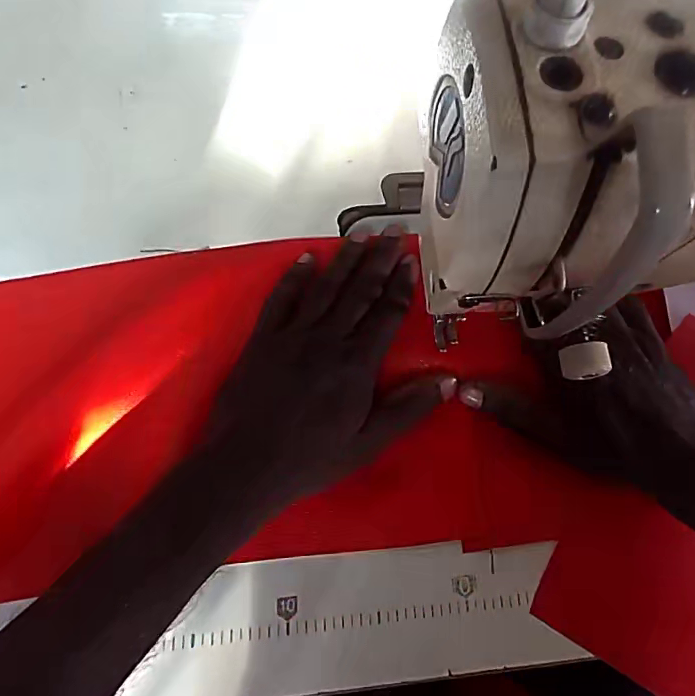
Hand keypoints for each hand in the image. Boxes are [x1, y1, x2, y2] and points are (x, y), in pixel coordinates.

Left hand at [197, 229, 454, 515]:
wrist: (246, 463)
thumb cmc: (311, 458)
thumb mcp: (367, 443)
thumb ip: (407, 410)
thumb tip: (448, 382)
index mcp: (356, 364)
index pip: (386, 314)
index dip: (400, 285)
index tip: (411, 259)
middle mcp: (327, 340)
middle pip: (359, 292)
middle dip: (379, 260)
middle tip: (393, 231)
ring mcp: (292, 335)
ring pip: (325, 288)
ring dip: (345, 259)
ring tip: (361, 234)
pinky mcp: (263, 339)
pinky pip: (281, 299)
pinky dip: (295, 277)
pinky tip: (306, 259)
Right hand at [457, 297, 694, 508]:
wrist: (683, 456)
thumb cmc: (615, 450)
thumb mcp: (558, 437)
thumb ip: (514, 410)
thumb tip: (467, 391)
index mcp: (568, 366)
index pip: (535, 330)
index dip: (520, 318)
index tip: (509, 309)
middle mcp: (598, 344)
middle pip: (566, 308)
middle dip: (546, 301)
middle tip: (534, 295)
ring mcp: (630, 339)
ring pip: (597, 302)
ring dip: (576, 295)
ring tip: (562, 292)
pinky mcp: (654, 341)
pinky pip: (632, 308)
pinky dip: (614, 298)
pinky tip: (606, 297)